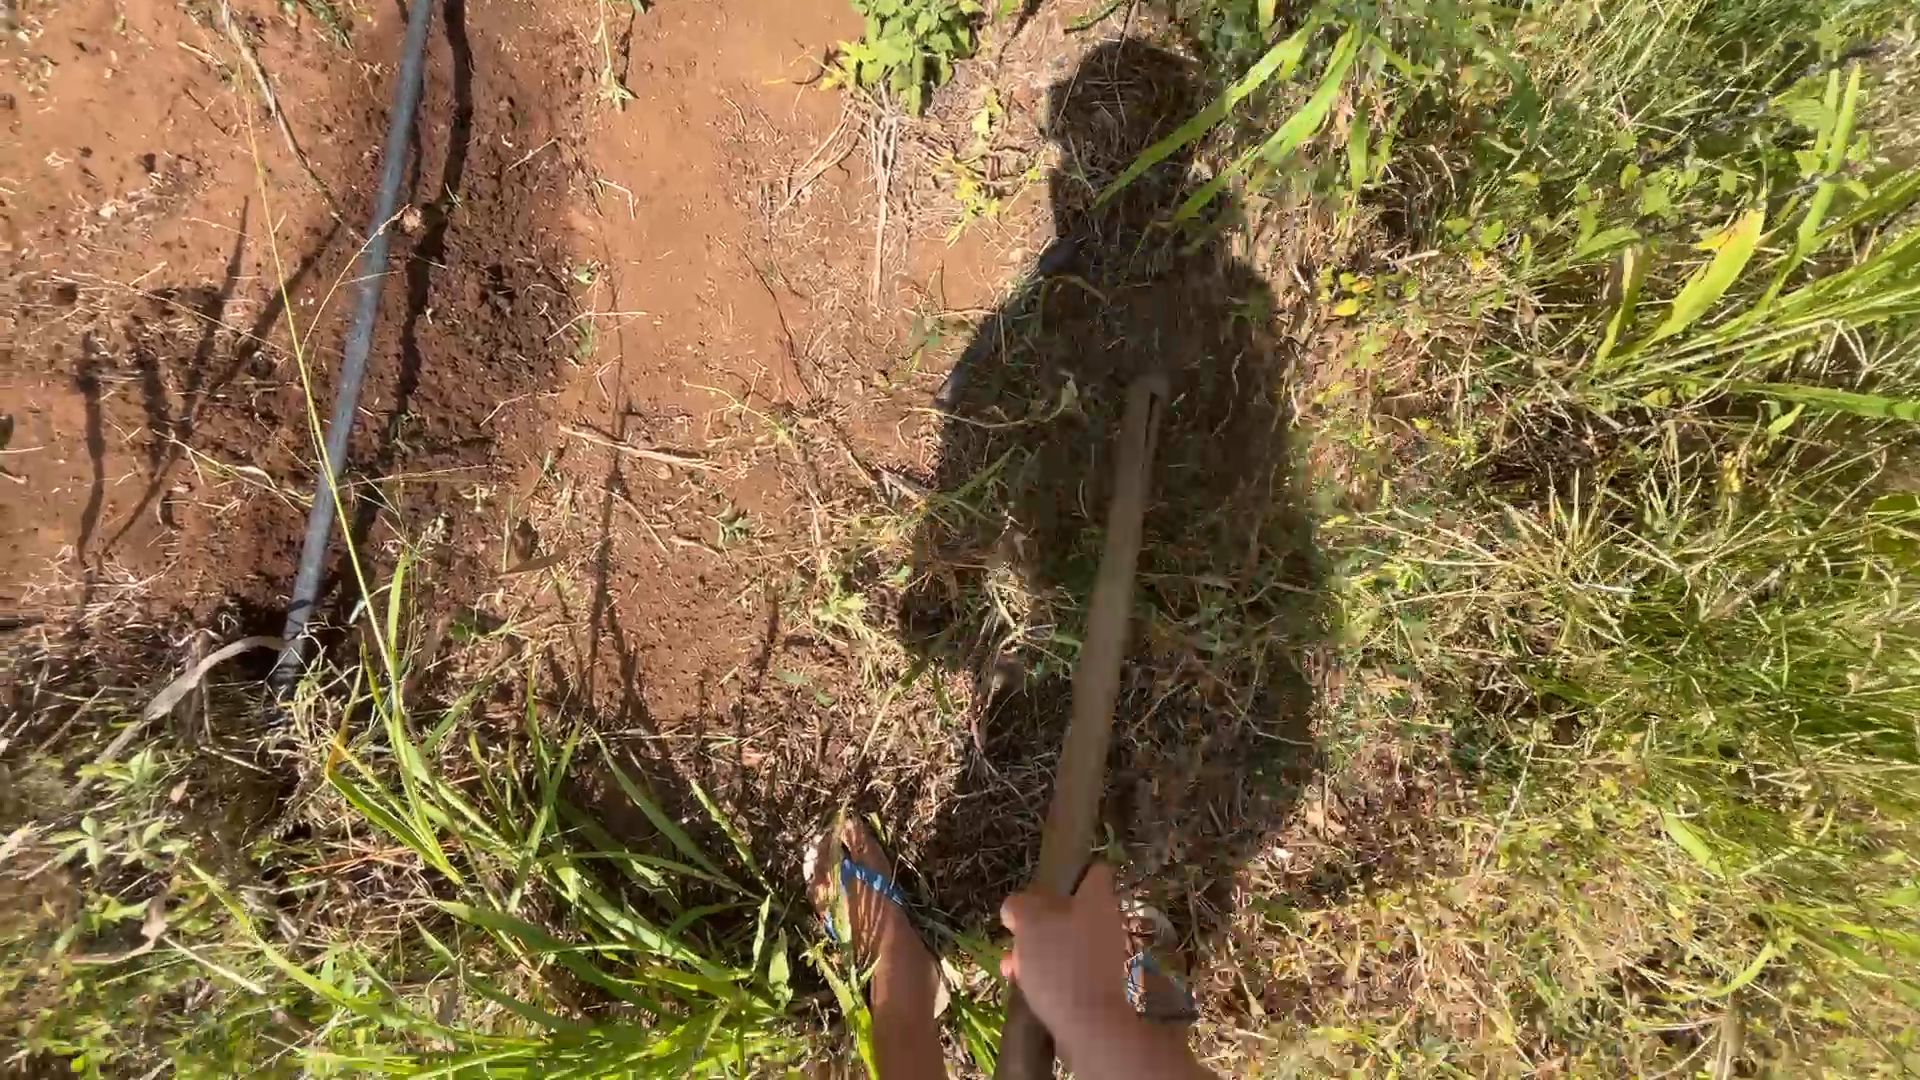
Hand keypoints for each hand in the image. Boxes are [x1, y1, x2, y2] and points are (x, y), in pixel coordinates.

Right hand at [1000, 864, 1216, 1079]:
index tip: (1046, 887)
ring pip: (1063, 939)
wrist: (1090, 1026)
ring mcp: (1103, 955)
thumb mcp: (1029, 920)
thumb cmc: (1060, 961)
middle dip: (1038, 921)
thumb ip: (1019, 905)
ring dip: (1036, 949)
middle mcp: (1105, 922)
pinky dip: (1046, 972)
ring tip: (1012, 965)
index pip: (1093, 871)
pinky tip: (1024, 984)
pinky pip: (1067, 967)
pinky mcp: (1097, 984)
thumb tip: (1016, 909)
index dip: (1070, 874)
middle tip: (1017, 932)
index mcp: (1096, 898)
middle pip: (1069, 908)